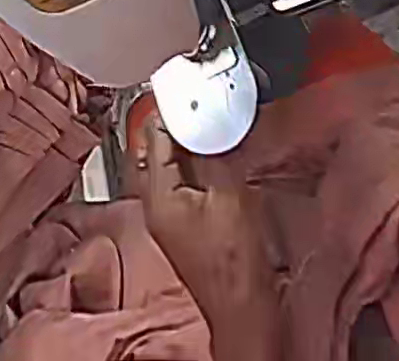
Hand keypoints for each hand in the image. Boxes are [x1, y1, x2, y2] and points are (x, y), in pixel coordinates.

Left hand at [137, 116, 280, 360]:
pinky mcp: (183, 223)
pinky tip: (209, 151)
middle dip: (173, 123)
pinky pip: (179, 179)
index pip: (154, 137)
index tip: (182, 87)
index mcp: (157, 195)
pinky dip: (190, 160)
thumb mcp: (229, 194)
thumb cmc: (234, 261)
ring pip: (168, 163)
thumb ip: (214, 153)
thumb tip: (207, 121)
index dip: (168, 110)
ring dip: (183, 141)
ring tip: (202, 119)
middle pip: (155, 149)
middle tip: (192, 100)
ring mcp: (167, 216)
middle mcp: (154, 204)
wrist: (245, 310)